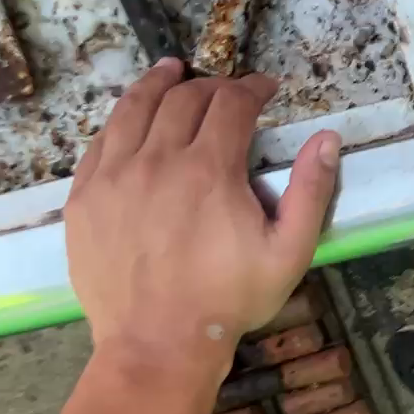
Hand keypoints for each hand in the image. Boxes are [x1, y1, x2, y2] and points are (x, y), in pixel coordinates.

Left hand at [66, 59, 340, 376]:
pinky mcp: (85, 197)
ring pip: (134, 109)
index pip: (232, 105)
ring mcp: (114, 176)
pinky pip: (100, 141)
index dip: (253, 88)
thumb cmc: (233, 297)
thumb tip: (327, 138)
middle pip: (184, 99)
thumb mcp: (290, 250)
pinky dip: (121, 119)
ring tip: (171, 70)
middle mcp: (158, 159)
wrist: (159, 342)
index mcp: (211, 170)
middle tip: (229, 90)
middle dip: (212, 85)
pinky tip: (131, 117)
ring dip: (158, 84)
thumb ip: (311, 190)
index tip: (268, 87)